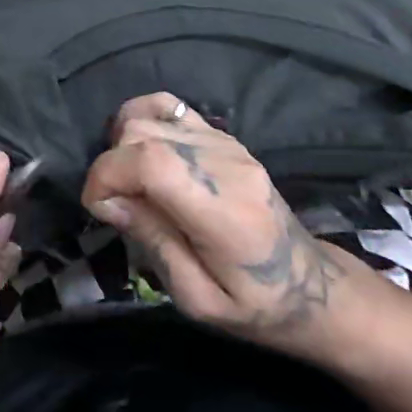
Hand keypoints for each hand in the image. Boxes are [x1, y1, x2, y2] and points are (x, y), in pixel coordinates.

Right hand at [82, 92, 396, 364]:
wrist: (312, 287)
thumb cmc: (254, 305)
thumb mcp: (197, 299)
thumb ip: (153, 243)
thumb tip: (111, 201)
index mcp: (224, 213)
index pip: (150, 163)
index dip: (106, 177)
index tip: (99, 208)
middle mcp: (226, 165)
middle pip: (140, 135)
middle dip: (109, 167)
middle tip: (116, 206)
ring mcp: (227, 145)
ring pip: (147, 117)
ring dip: (121, 147)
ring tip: (129, 183)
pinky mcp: (224, 138)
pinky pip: (167, 106)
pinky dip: (141, 121)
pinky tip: (141, 153)